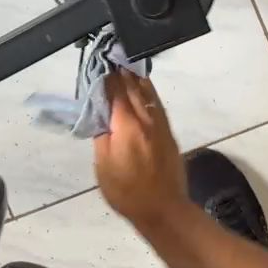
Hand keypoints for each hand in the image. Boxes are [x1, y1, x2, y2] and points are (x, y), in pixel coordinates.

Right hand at [93, 71, 192, 231]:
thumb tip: (100, 114)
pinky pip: (157, 104)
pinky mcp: (169, 133)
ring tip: (126, 65)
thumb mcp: (103, 166)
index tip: (98, 63)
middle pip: (133, 88)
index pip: (115, 92)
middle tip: (111, 57)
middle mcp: (146, 120)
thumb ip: (102, 135)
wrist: (164, 210)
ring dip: (136, 78)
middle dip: (121, 72)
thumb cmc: (127, 191)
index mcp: (127, 126)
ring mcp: (161, 125)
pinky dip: (148, 91)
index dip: (106, 77)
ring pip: (148, 93)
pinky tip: (143, 88)